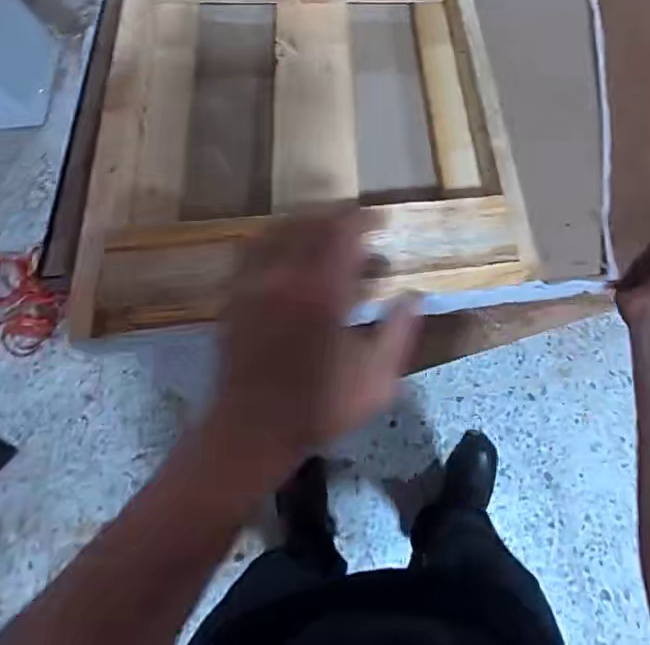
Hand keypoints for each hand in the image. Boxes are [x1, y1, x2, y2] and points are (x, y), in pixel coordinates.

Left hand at [206, 209, 422, 473]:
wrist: (251, 432)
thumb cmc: (320, 406)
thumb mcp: (376, 379)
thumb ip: (399, 332)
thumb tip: (415, 296)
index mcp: (324, 292)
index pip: (345, 232)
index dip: (364, 219)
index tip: (380, 221)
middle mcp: (287, 277)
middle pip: (312, 223)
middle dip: (338, 217)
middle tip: (357, 226)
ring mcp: (255, 284)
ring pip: (280, 230)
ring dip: (306, 223)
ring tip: (323, 233)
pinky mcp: (233, 297)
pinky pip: (251, 250)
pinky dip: (272, 239)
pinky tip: (284, 251)